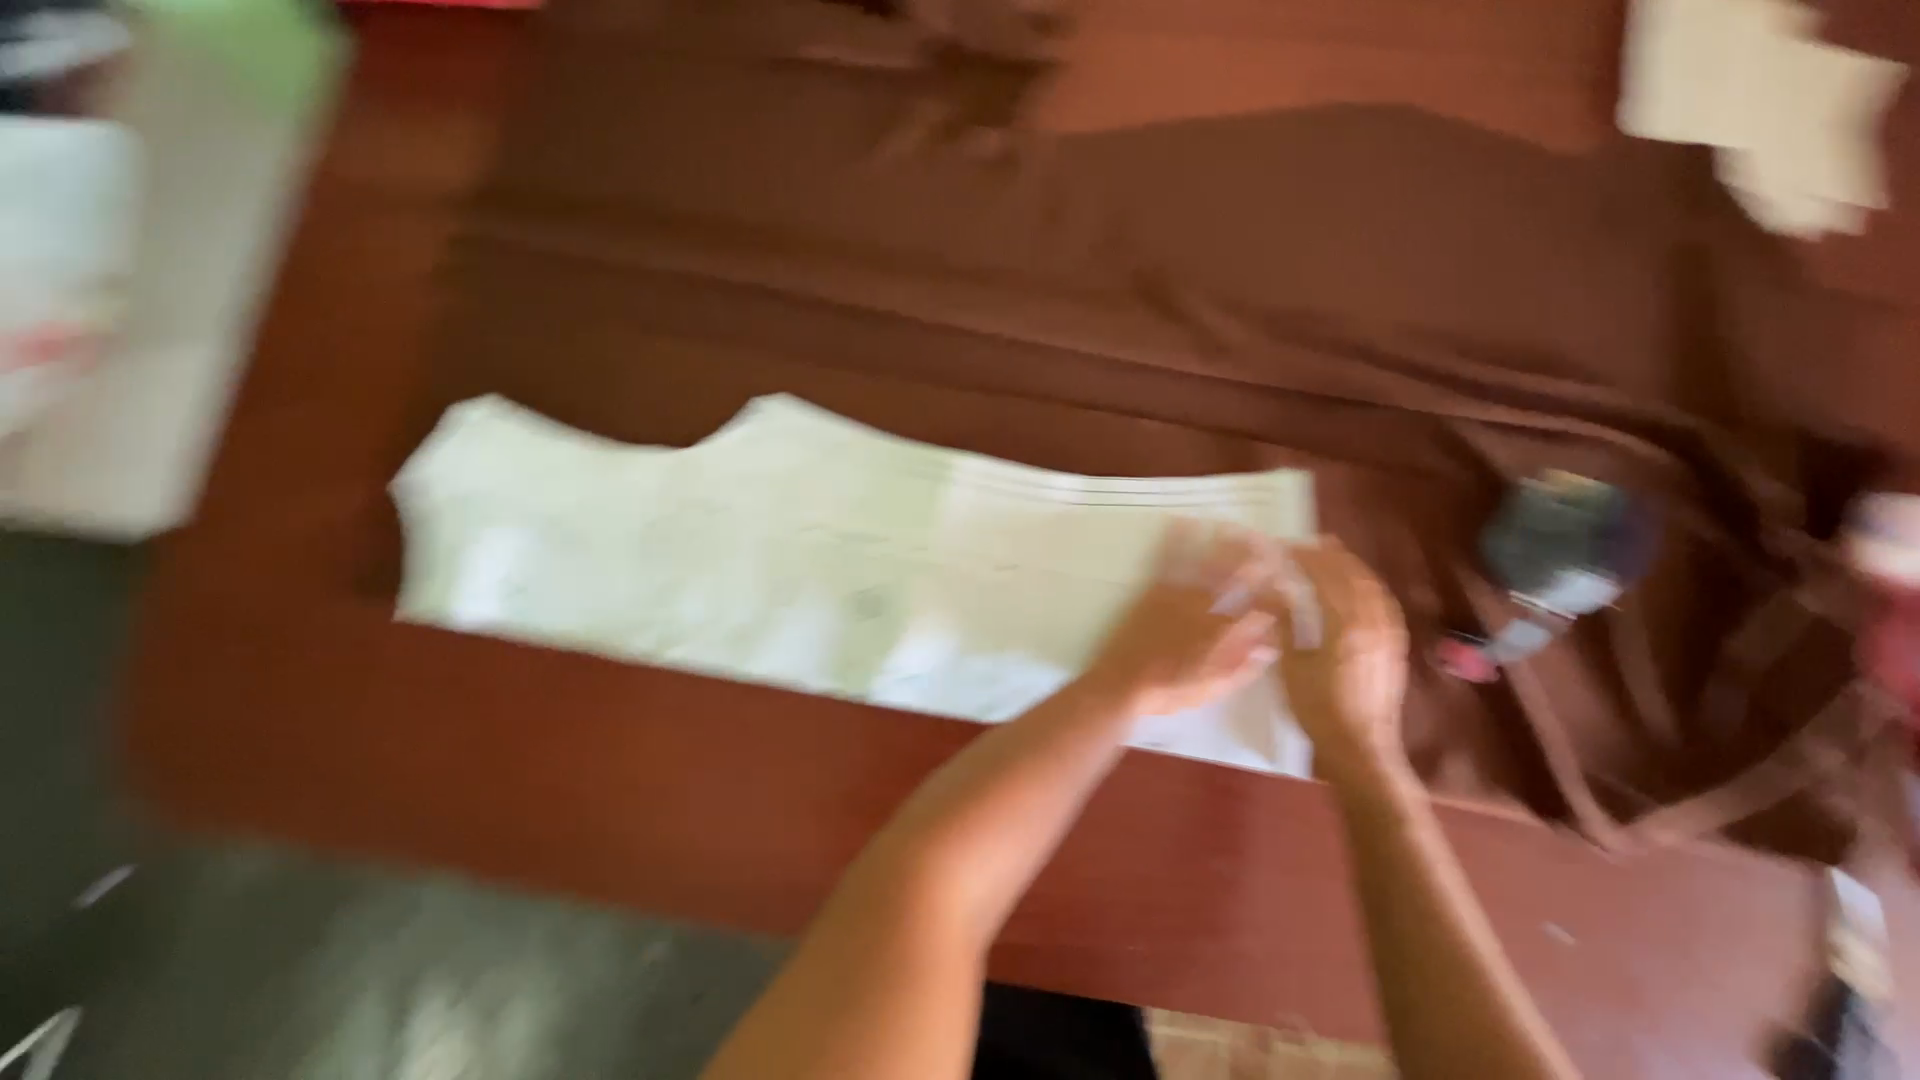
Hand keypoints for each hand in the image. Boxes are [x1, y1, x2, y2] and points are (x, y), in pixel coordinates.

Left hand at [1083, 519, 1279, 716]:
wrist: (1120, 685)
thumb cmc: (1168, 691)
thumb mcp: (1212, 687)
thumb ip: (1242, 667)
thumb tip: (1269, 647)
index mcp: (1221, 633)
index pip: (1259, 607)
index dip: (1276, 593)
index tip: (1288, 583)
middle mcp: (1202, 608)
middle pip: (1235, 576)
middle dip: (1255, 558)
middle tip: (1270, 542)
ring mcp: (1175, 595)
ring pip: (1203, 562)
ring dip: (1221, 542)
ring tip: (1235, 526)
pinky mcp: (1151, 591)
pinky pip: (1164, 559)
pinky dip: (1173, 539)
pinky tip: (1180, 521)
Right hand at [1267, 538, 1409, 767]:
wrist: (1360, 747)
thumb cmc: (1318, 709)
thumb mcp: (1290, 667)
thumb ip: (1284, 624)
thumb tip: (1271, 592)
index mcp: (1343, 624)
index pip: (1324, 578)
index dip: (1304, 559)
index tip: (1284, 548)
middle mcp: (1372, 622)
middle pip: (1352, 576)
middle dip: (1331, 556)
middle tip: (1310, 543)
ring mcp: (1388, 634)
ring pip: (1372, 588)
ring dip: (1352, 567)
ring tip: (1335, 555)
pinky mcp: (1395, 647)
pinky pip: (1384, 604)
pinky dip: (1369, 587)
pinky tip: (1361, 588)